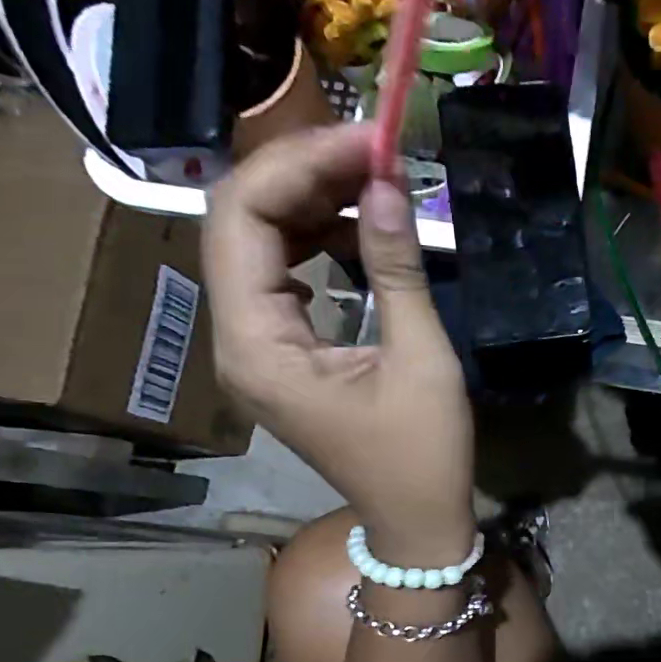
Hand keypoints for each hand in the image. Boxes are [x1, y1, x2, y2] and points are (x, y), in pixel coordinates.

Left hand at [205, 124, 473, 564]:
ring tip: (372, 182)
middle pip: (242, 223)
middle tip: (374, 151)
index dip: (302, 167)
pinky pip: (281, 277)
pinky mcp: (280, 354)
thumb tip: (387, 184)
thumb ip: (398, 269)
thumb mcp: (421, 359)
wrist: (417, 519)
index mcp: (258, 346)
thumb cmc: (424, 453)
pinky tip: (359, 234)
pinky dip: (317, 244)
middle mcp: (236, 340)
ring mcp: (254, 348)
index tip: (371, 142)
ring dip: (312, 205)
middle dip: (305, 176)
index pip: (244, 219)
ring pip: (258, 245)